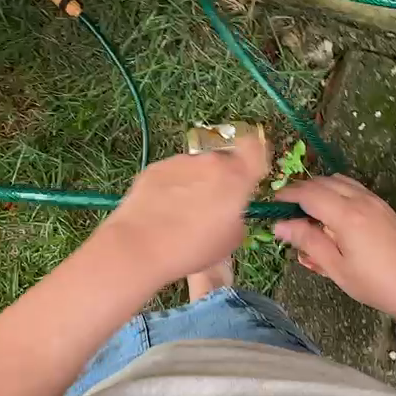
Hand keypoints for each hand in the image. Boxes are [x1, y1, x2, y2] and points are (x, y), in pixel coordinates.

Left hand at [93, 130, 269, 288]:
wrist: (140, 246)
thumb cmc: (193, 248)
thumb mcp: (231, 240)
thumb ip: (237, 216)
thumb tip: (230, 210)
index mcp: (236, 176)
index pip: (255, 147)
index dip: (254, 159)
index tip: (248, 178)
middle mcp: (209, 161)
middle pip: (223, 162)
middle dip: (221, 180)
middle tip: (211, 207)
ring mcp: (180, 161)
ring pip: (196, 168)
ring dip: (195, 184)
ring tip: (181, 214)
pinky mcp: (155, 167)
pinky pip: (173, 174)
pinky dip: (172, 187)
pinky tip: (162, 210)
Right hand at [272, 175, 395, 321]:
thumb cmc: (376, 284)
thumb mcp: (336, 268)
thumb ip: (308, 241)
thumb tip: (280, 225)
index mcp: (346, 215)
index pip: (309, 193)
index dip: (287, 195)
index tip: (271, 205)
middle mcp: (361, 200)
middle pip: (324, 182)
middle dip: (301, 189)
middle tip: (285, 208)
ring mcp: (376, 202)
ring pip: (341, 182)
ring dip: (320, 188)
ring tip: (306, 209)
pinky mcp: (385, 208)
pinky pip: (354, 189)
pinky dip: (337, 192)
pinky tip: (332, 213)